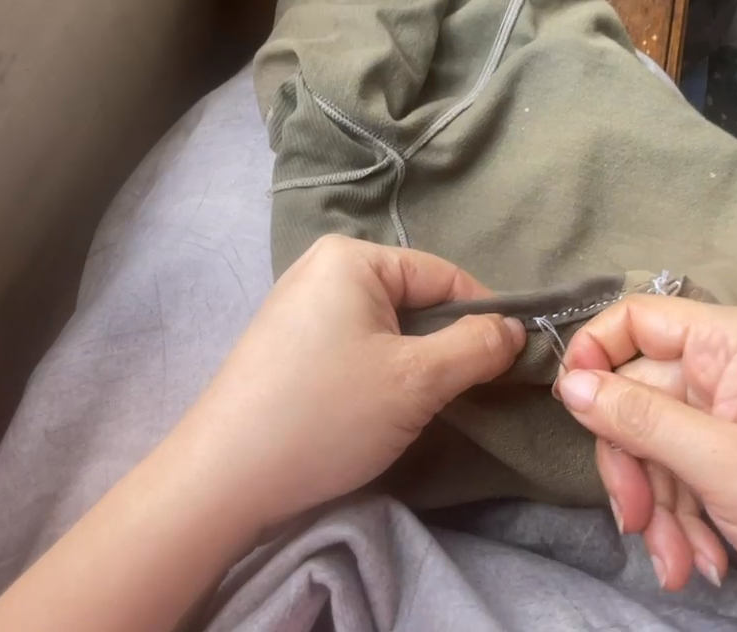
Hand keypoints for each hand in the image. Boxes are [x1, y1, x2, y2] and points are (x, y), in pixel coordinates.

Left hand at [169, 235, 526, 529]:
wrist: (221, 480)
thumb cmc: (326, 414)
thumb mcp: (416, 380)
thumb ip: (476, 347)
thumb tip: (514, 329)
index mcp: (351, 255)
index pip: (442, 275)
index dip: (483, 316)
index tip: (512, 361)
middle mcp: (322, 265)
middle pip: (413, 297)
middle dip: (445, 342)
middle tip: (466, 391)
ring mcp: (299, 303)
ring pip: (385, 323)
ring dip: (414, 360)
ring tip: (420, 403)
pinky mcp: (286, 340)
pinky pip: (354, 340)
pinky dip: (379, 367)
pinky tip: (376, 405)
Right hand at [555, 297, 736, 631]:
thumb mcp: (727, 467)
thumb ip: (641, 419)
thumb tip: (568, 383)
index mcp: (729, 343)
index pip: (635, 319)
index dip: (594, 354)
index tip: (573, 410)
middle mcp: (725, 371)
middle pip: (638, 395)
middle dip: (631, 464)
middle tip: (633, 521)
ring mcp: (731, 421)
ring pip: (655, 445)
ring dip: (657, 508)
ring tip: (679, 565)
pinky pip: (682, 478)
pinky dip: (683, 523)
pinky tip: (702, 565)